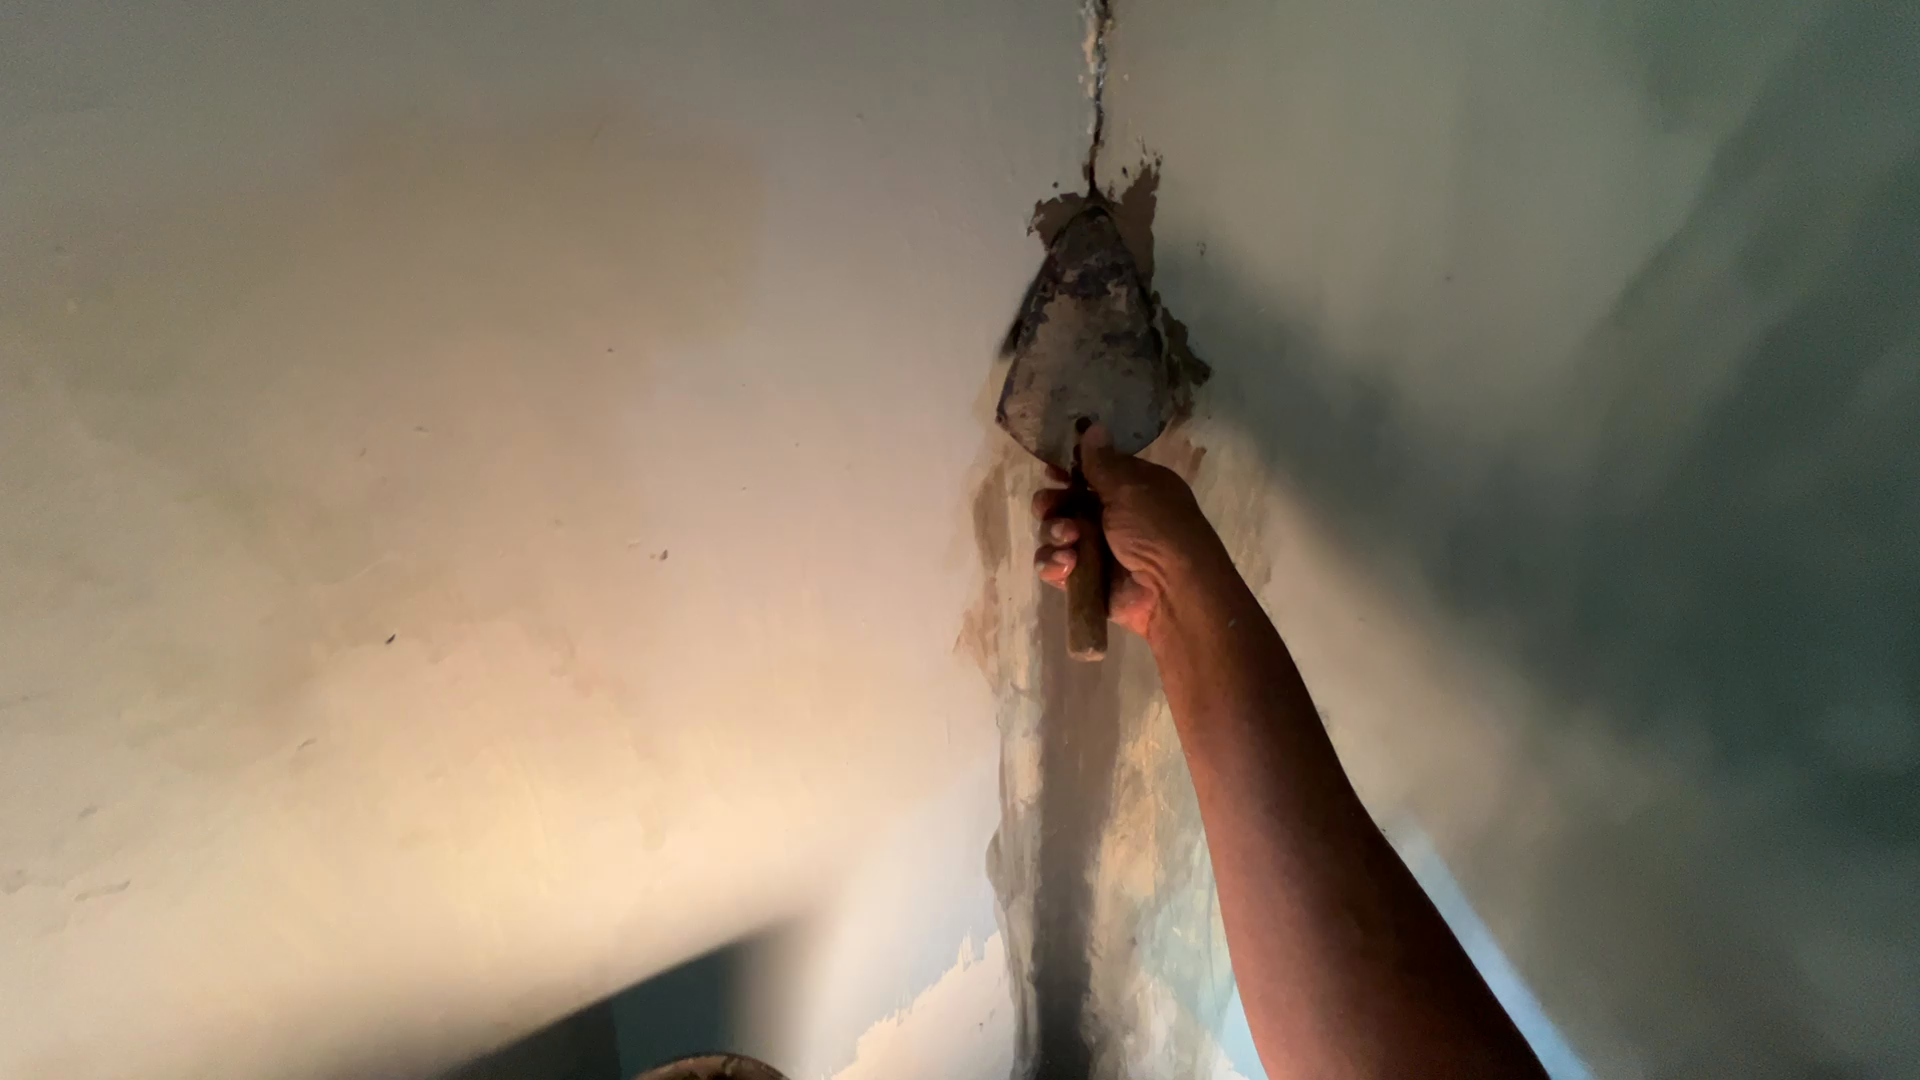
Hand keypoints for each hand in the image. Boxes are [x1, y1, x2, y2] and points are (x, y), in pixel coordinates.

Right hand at [1033, 424, 1225, 639]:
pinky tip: (1068, 566)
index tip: (1052, 471)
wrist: (1172, 590)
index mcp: (1128, 488)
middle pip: (1062, 502)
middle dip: (1052, 503)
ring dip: (1054, 533)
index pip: (1088, 472)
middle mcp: (1110, 515)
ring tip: (1070, 541)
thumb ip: (1103, 462)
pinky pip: (1053, 566)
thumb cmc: (1157, 529)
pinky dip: (1054, 564)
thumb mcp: (1132, 488)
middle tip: (1051, 508)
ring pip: (1053, 533)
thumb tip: (1093, 426)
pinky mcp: (1083, 579)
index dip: (1066, 471)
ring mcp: (1095, 548)